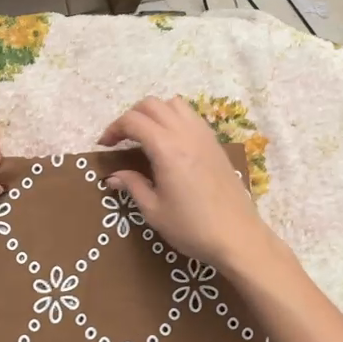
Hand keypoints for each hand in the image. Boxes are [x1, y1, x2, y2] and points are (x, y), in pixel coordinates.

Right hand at [100, 96, 275, 271]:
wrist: (238, 237)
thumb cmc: (192, 228)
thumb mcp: (154, 211)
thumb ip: (132, 186)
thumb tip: (113, 176)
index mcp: (166, 148)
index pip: (133, 121)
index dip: (113, 129)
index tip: (104, 146)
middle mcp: (185, 133)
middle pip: (151, 105)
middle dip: (130, 117)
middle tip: (121, 139)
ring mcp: (203, 135)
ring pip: (173, 104)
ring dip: (154, 112)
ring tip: (146, 135)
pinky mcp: (215, 142)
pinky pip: (190, 115)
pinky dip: (174, 117)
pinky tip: (170, 141)